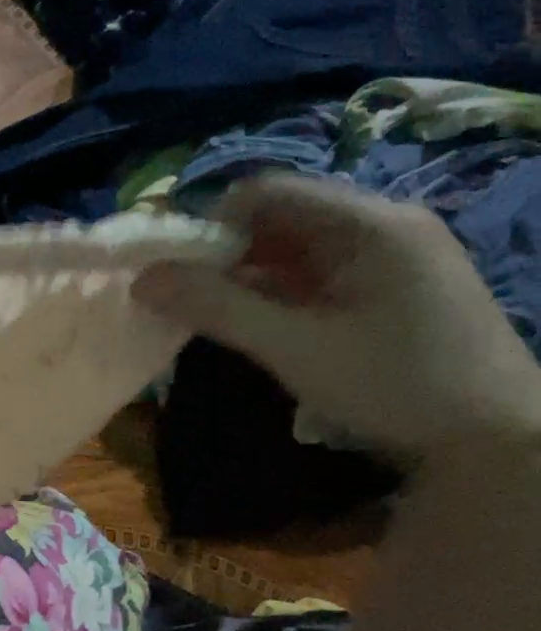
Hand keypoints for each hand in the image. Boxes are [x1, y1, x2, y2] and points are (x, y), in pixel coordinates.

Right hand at [131, 175, 540, 454]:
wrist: (489, 437)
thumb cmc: (394, 385)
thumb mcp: (293, 348)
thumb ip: (215, 308)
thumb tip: (141, 279)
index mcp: (370, 224)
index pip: (266, 193)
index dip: (206, 224)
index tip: (167, 271)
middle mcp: (380, 226)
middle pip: (275, 218)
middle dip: (217, 254)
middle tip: (177, 300)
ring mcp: (385, 257)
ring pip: (286, 248)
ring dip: (237, 277)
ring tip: (203, 318)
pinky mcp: (381, 288)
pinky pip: (307, 274)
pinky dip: (265, 293)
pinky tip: (245, 326)